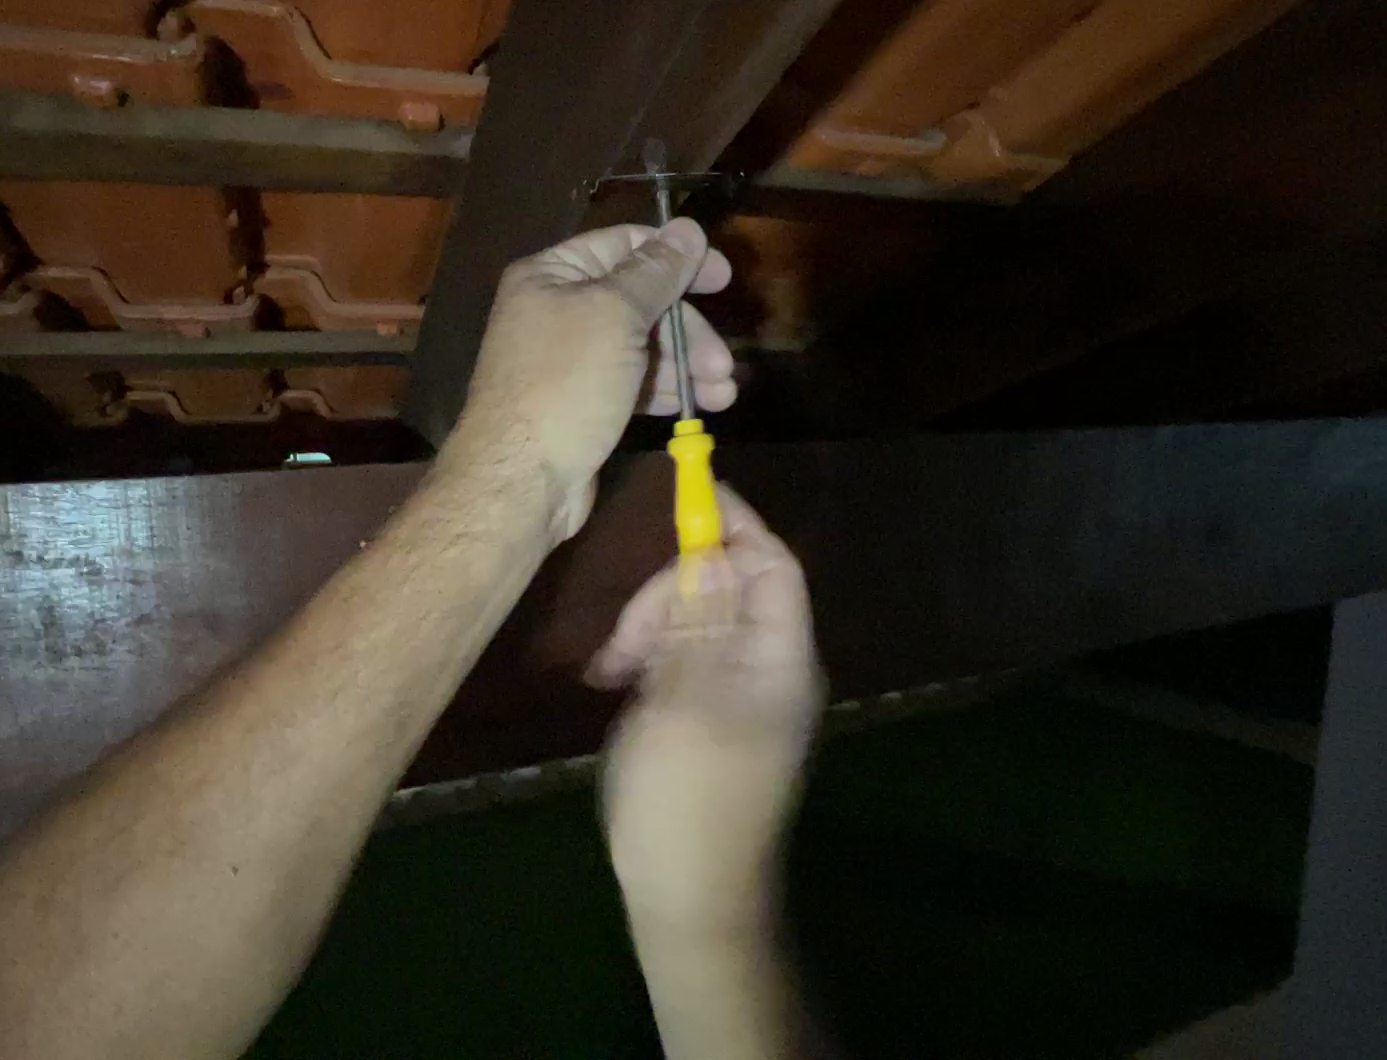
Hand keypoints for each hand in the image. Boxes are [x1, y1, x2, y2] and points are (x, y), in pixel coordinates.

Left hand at [445, 219, 735, 539]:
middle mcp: (557, 311)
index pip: (623, 246)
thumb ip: (656, 272)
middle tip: (723, 363)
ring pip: (639, 349)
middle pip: (638, 303)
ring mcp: (569, 362)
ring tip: (723, 394)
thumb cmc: (565, 384)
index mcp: (552, 275)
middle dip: (686, 331)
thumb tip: (688, 229)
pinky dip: (663, 392)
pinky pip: (630, 384)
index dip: (677, 257)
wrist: (521, 480)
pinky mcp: (582, 404)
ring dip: (685, 367)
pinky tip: (699, 407)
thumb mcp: (614, 315)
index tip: (723, 278)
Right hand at [589, 488, 823, 928]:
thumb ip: (699, 622)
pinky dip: (644, 657)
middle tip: (621, 640)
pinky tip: (610, 682)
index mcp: (778, 658)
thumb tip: (711, 553)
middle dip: (667, 595)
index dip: (736, 524)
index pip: (771, 566)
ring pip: (692, 620)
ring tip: (608, 670)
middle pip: (723, 589)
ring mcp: (734, 689)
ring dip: (646, 630)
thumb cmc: (688, 798)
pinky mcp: (704, 709)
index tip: (689, 492)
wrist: (687, 895)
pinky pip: (678, 656)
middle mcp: (764, 665)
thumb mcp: (685, 700)